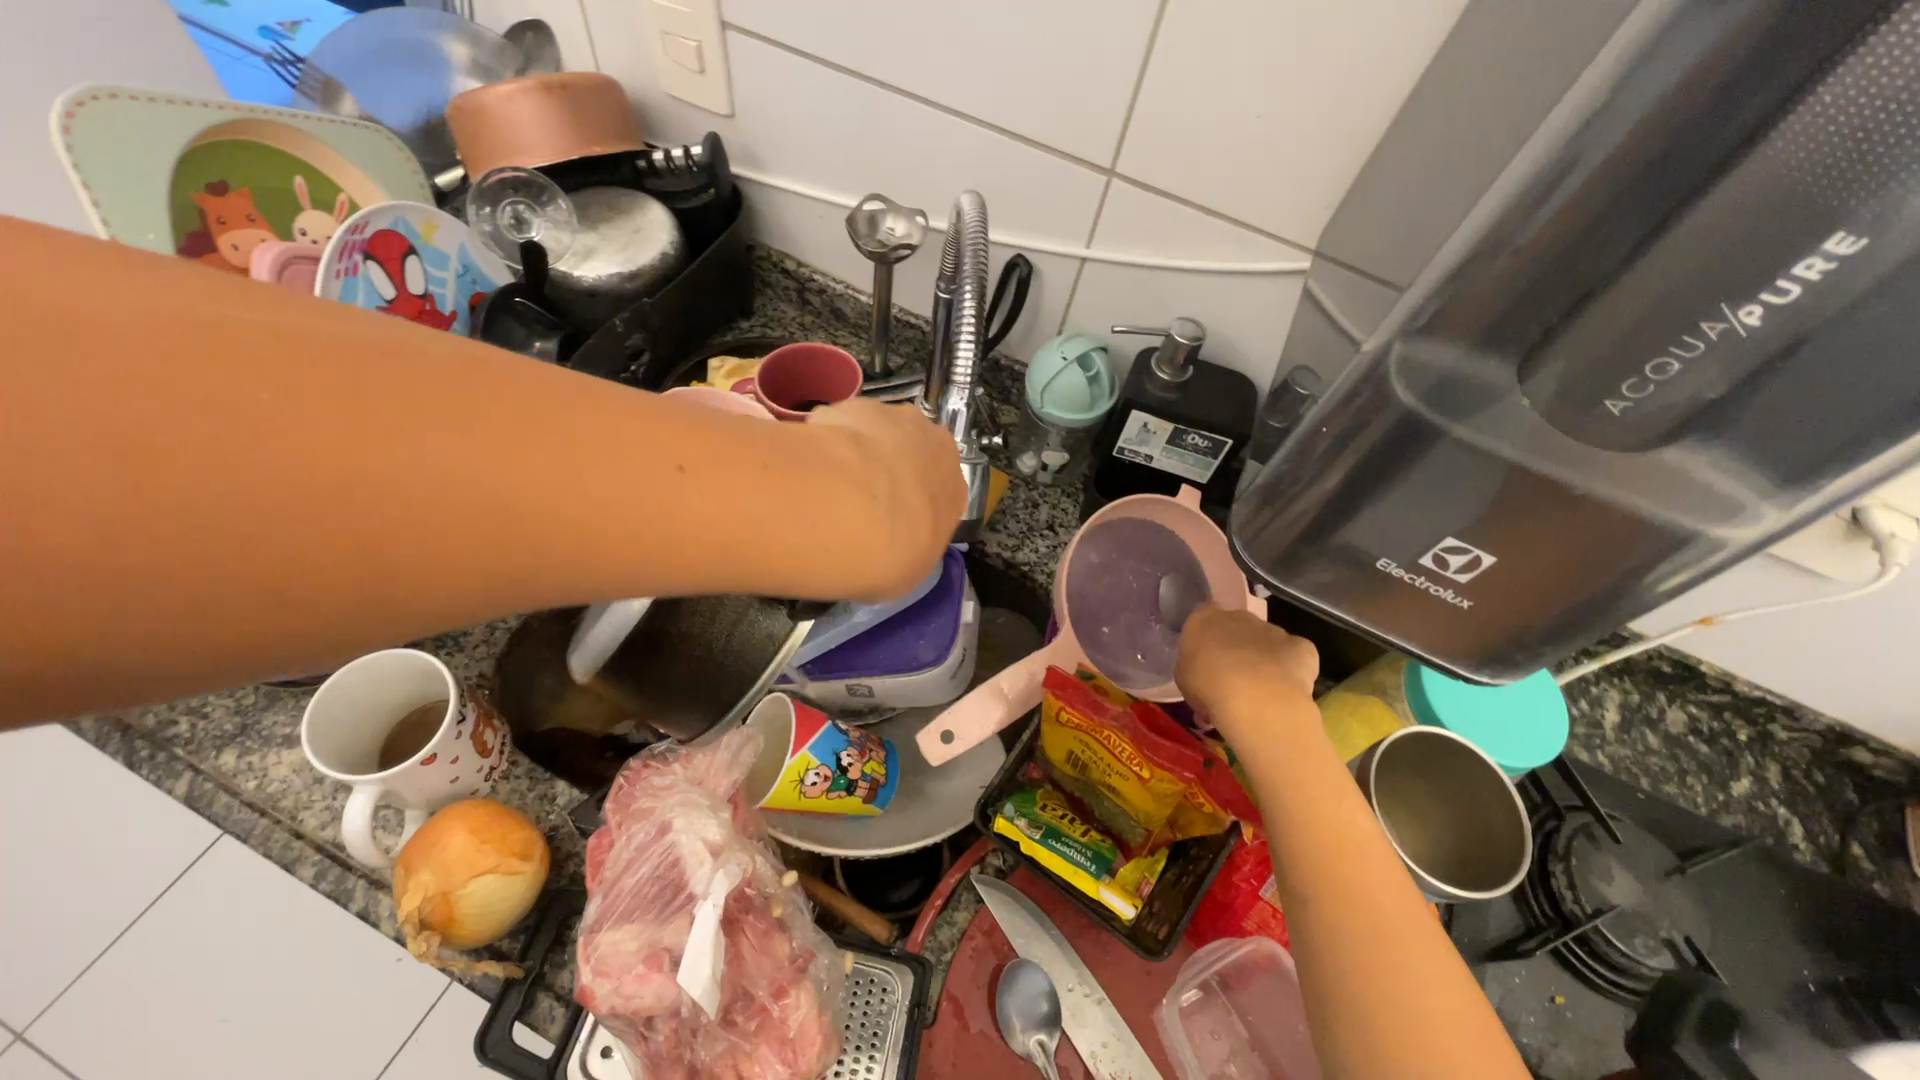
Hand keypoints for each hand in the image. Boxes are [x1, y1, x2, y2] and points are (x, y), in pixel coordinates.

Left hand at [806, 397, 965, 600]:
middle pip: (909, 451)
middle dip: (885, 468)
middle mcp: (932, 443)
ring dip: (854, 450)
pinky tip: (808, 468)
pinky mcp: (853, 404)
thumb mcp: (910, 569)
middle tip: (855, 497)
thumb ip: (906, 549)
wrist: (856, 512)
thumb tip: (888, 550)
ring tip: (825, 483)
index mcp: (954, 486)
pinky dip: (824, 440)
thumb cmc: (895, 551)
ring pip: (873, 431)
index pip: (936, 489)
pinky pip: (837, 422)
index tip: (887, 517)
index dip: (910, 501)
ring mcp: (892, 417)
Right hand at [1176, 606, 1319, 742]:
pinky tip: (1285, 689)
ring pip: (1266, 641)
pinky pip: (1295, 655)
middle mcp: (1239, 616)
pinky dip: (1291, 668)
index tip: (1205, 657)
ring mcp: (1273, 629)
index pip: (1203, 616)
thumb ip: (1193, 667)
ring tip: (1259, 691)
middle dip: (1235, 646)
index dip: (1206, 636)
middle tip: (1230, 678)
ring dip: (1262, 658)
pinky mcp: (1301, 646)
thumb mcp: (1184, 680)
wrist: (1255, 698)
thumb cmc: (1208, 687)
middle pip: (1237, 626)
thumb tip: (1203, 672)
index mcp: (1205, 619)